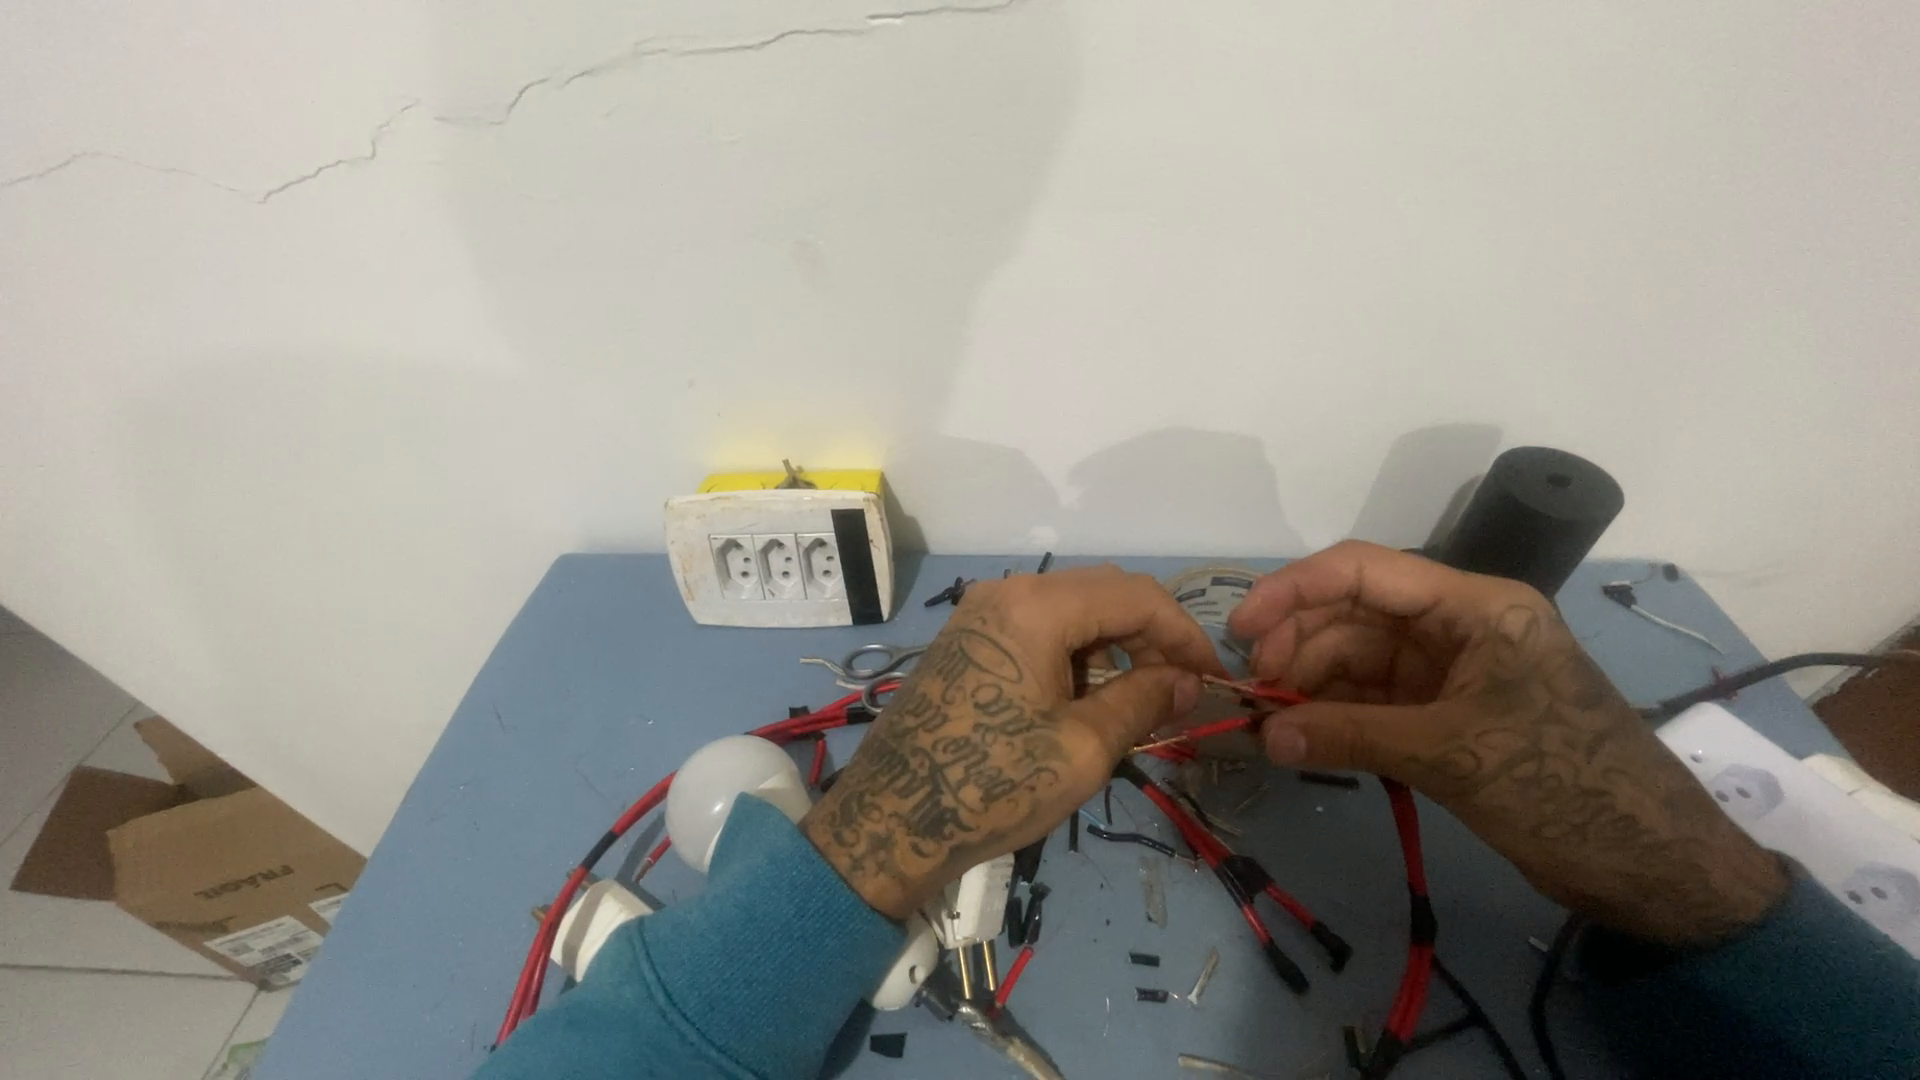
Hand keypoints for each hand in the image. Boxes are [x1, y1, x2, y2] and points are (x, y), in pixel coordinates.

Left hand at [802, 565, 1224, 918]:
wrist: (893, 815)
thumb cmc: (992, 783)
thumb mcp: (1081, 748)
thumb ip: (1143, 702)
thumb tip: (1188, 682)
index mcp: (1037, 607)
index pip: (1136, 596)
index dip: (1184, 633)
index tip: (1211, 677)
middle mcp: (1008, 592)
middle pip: (1103, 594)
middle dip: (1151, 637)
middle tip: (1179, 690)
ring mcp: (982, 612)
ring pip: (1072, 610)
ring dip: (1113, 645)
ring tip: (1137, 700)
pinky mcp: (969, 637)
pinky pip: (1038, 627)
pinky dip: (1075, 652)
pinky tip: (1085, 697)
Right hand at [1228, 541, 1787, 945]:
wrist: (1652, 868)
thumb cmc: (1564, 787)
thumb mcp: (1451, 754)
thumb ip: (1349, 735)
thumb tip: (1263, 737)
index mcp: (1474, 606)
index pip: (1363, 570)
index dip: (1292, 590)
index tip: (1241, 629)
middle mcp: (1454, 623)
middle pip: (1351, 611)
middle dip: (1297, 644)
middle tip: (1257, 690)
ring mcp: (1444, 666)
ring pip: (1352, 653)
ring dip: (1308, 680)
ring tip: (1273, 718)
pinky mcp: (1438, 707)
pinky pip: (1366, 692)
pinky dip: (1330, 709)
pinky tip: (1300, 729)